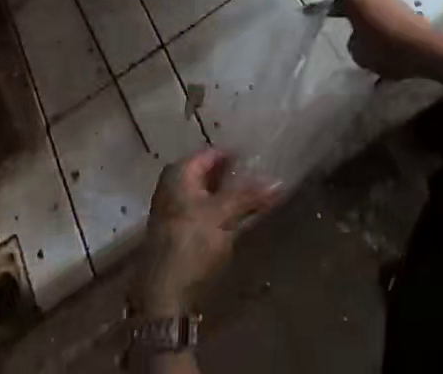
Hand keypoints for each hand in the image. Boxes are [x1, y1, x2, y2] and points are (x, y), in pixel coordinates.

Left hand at [132, 148, 278, 316]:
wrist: (164, 289)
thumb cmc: (192, 241)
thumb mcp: (222, 214)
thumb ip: (248, 196)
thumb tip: (278, 182)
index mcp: (179, 172)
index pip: (210, 154)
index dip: (233, 156)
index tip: (256, 159)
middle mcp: (173, 184)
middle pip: (207, 173)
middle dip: (232, 176)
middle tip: (259, 178)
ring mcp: (174, 208)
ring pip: (205, 193)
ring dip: (227, 195)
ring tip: (254, 198)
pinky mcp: (178, 231)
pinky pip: (203, 210)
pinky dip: (220, 210)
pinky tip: (236, 219)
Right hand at [341, 0, 442, 80]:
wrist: (424, 49)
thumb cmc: (384, 50)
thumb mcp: (359, 53)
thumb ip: (353, 42)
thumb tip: (358, 37)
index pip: (338, 2)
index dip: (336, 12)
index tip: (337, 22)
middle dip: (356, 1)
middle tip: (356, 18)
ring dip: (374, 7)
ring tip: (374, 26)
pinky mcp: (408, 4)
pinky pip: (390, 6)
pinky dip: (388, 14)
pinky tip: (389, 30)